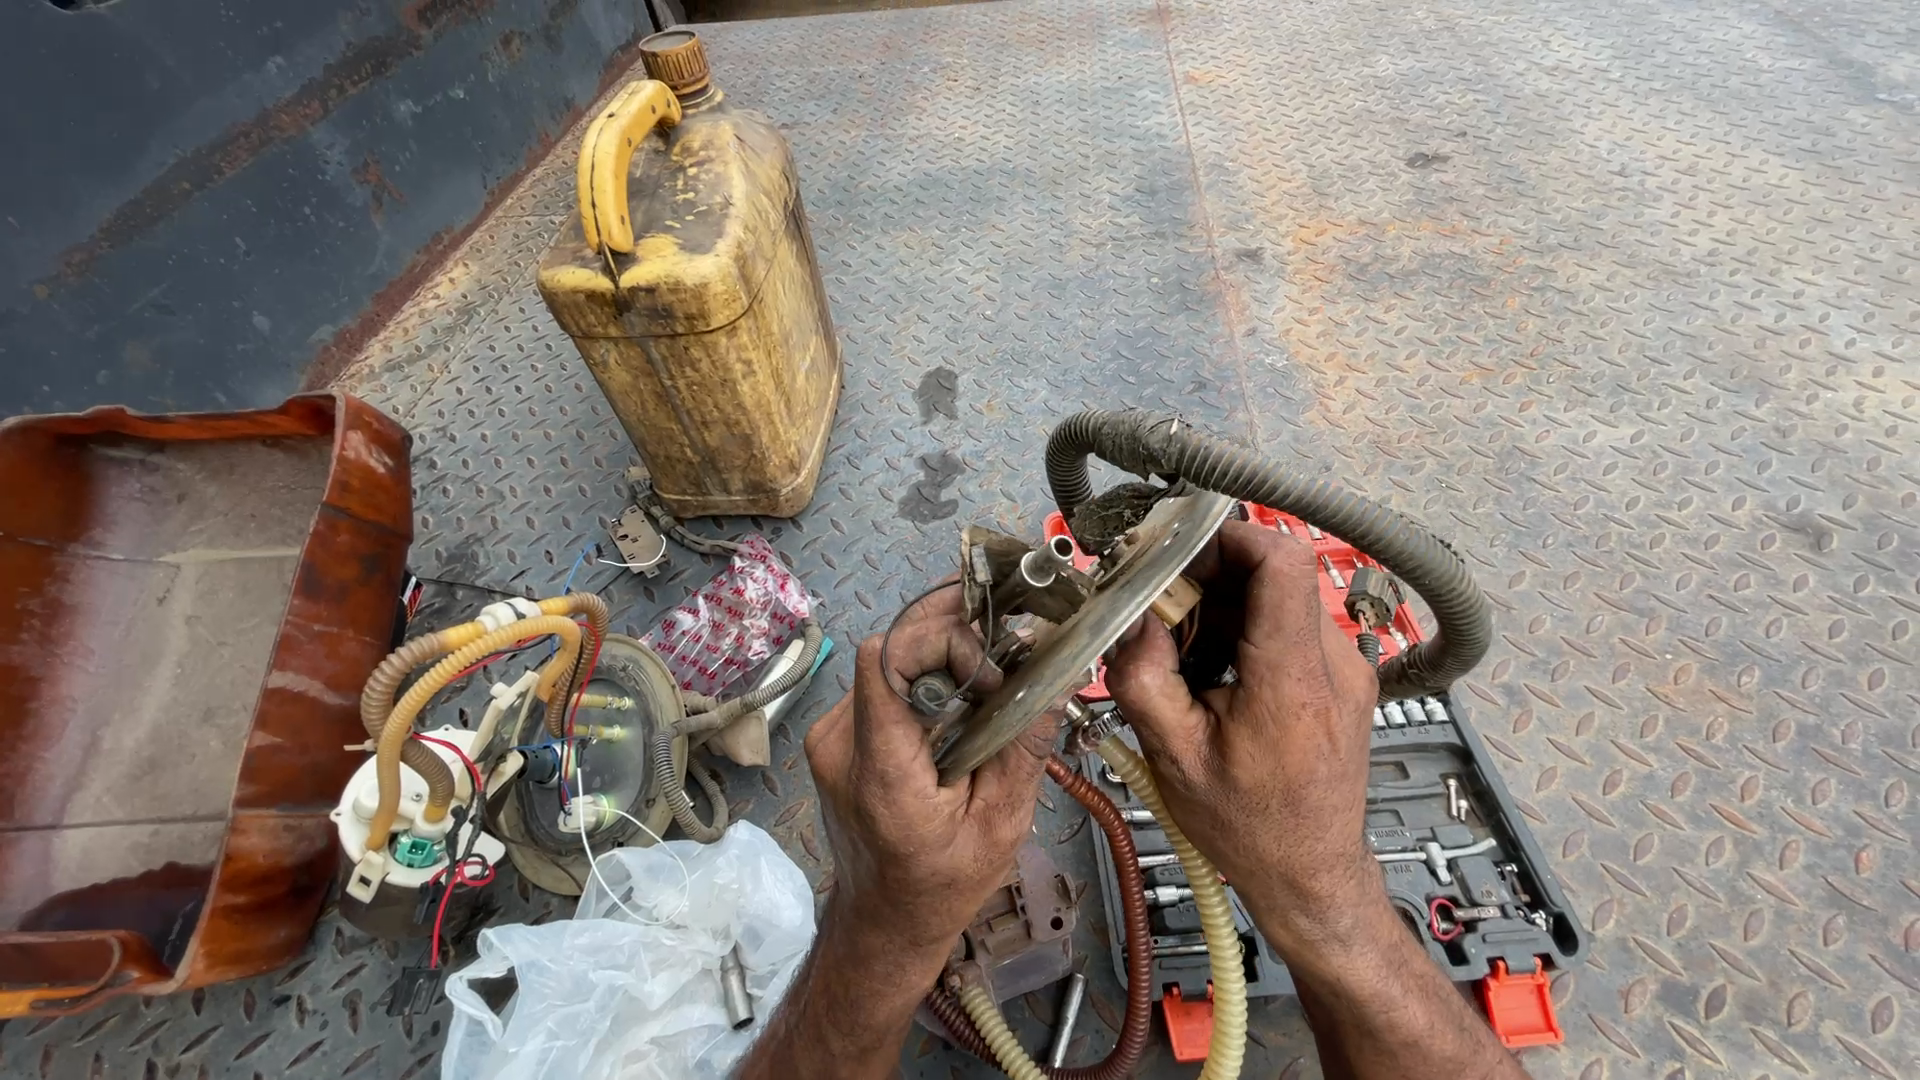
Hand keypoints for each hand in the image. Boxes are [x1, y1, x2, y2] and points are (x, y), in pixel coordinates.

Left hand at [740, 587, 1055, 1079]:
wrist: (880, 919)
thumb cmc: (943, 884)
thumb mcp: (1002, 824)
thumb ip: (1023, 746)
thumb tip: (1056, 674)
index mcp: (881, 772)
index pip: (887, 661)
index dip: (944, 641)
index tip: (992, 675)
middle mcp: (840, 742)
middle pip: (890, 648)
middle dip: (950, 635)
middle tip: (1003, 647)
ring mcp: (830, 734)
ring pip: (887, 657)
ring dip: (939, 653)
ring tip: (988, 670)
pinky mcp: (835, 732)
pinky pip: (881, 678)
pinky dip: (922, 673)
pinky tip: (957, 695)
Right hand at [1105, 520, 1381, 956]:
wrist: (1312, 873)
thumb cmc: (1243, 823)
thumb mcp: (1172, 755)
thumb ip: (1143, 676)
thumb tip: (1130, 611)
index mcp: (1292, 680)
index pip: (1282, 561)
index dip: (1227, 537)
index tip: (1175, 555)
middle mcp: (1334, 660)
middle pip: (1272, 572)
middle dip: (1207, 576)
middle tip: (1160, 611)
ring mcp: (1347, 665)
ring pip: (1277, 594)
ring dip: (1222, 603)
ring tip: (1183, 649)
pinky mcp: (1343, 674)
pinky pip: (1288, 620)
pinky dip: (1243, 625)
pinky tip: (1214, 667)